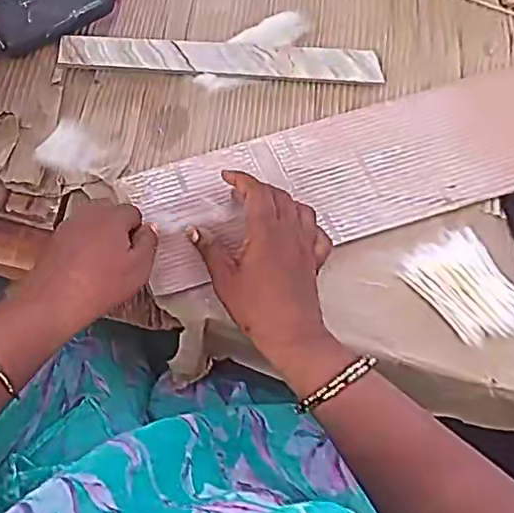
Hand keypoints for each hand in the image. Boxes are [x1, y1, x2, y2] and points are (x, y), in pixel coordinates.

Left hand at [11, 201, 158, 336]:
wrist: (56, 298)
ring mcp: (69, 224)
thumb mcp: (139, 268)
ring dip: (98, 236)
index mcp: (113, 216)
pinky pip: (75, 235)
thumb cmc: (101, 284)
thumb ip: (149, 242)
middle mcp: (90, 213)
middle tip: (119, 257)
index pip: (133, 212)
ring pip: (91, 223)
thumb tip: (149, 229)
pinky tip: (81, 266)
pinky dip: (80, 245)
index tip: (135, 251)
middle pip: (110, 213)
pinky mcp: (54, 237)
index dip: (137, 232)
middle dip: (117, 229)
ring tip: (100, 264)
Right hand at [189, 171, 341, 376]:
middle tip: (240, 189)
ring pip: (300, 208)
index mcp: (265, 233)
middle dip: (258, 187)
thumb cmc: (259, 310)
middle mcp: (289, 234)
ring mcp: (305, 246)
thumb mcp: (224, 278)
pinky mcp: (313, 261)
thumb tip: (197, 233)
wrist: (291, 334)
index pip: (257, 194)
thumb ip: (209, 250)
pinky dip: (306, 222)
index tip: (229, 178)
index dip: (242, 180)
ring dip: (282, 199)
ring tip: (267, 201)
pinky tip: (298, 227)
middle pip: (279, 196)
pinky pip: (317, 232)